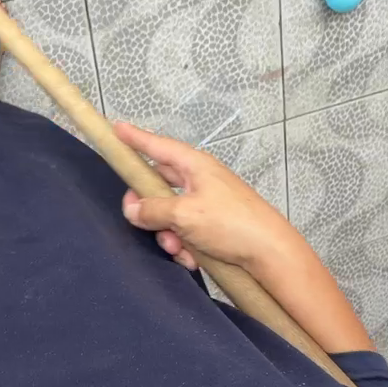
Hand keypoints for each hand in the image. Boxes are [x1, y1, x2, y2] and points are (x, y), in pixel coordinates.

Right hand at [115, 122, 308, 272]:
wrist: (270, 253)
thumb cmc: (232, 224)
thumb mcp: (184, 214)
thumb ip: (152, 210)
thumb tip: (132, 209)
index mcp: (195, 166)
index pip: (158, 146)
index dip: (135, 138)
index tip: (116, 128)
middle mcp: (200, 181)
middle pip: (159, 186)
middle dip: (149, 208)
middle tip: (140, 219)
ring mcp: (207, 204)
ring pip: (170, 215)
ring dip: (168, 234)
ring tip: (178, 247)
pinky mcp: (213, 227)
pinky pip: (185, 232)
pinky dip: (184, 246)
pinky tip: (192, 258)